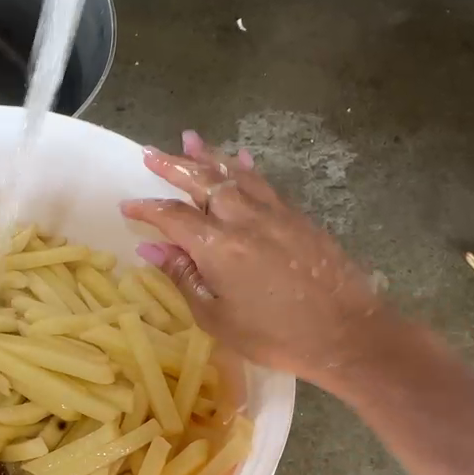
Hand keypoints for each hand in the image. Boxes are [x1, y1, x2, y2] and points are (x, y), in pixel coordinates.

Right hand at [120, 131, 408, 389]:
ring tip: (189, 138)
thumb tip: (150, 248)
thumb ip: (183, 276)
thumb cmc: (272, 336)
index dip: (147, 209)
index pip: (172, 217)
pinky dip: (247, 169)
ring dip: (209, 156)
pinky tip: (240, 158)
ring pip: (236, 175)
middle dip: (174, 166)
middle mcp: (244, 220)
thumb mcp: (215, 316)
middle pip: (204, 182)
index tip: (126, 205)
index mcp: (218, 246)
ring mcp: (276, 215)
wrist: (347, 335)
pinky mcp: (299, 219)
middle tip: (150, 152)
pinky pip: (264, 184)